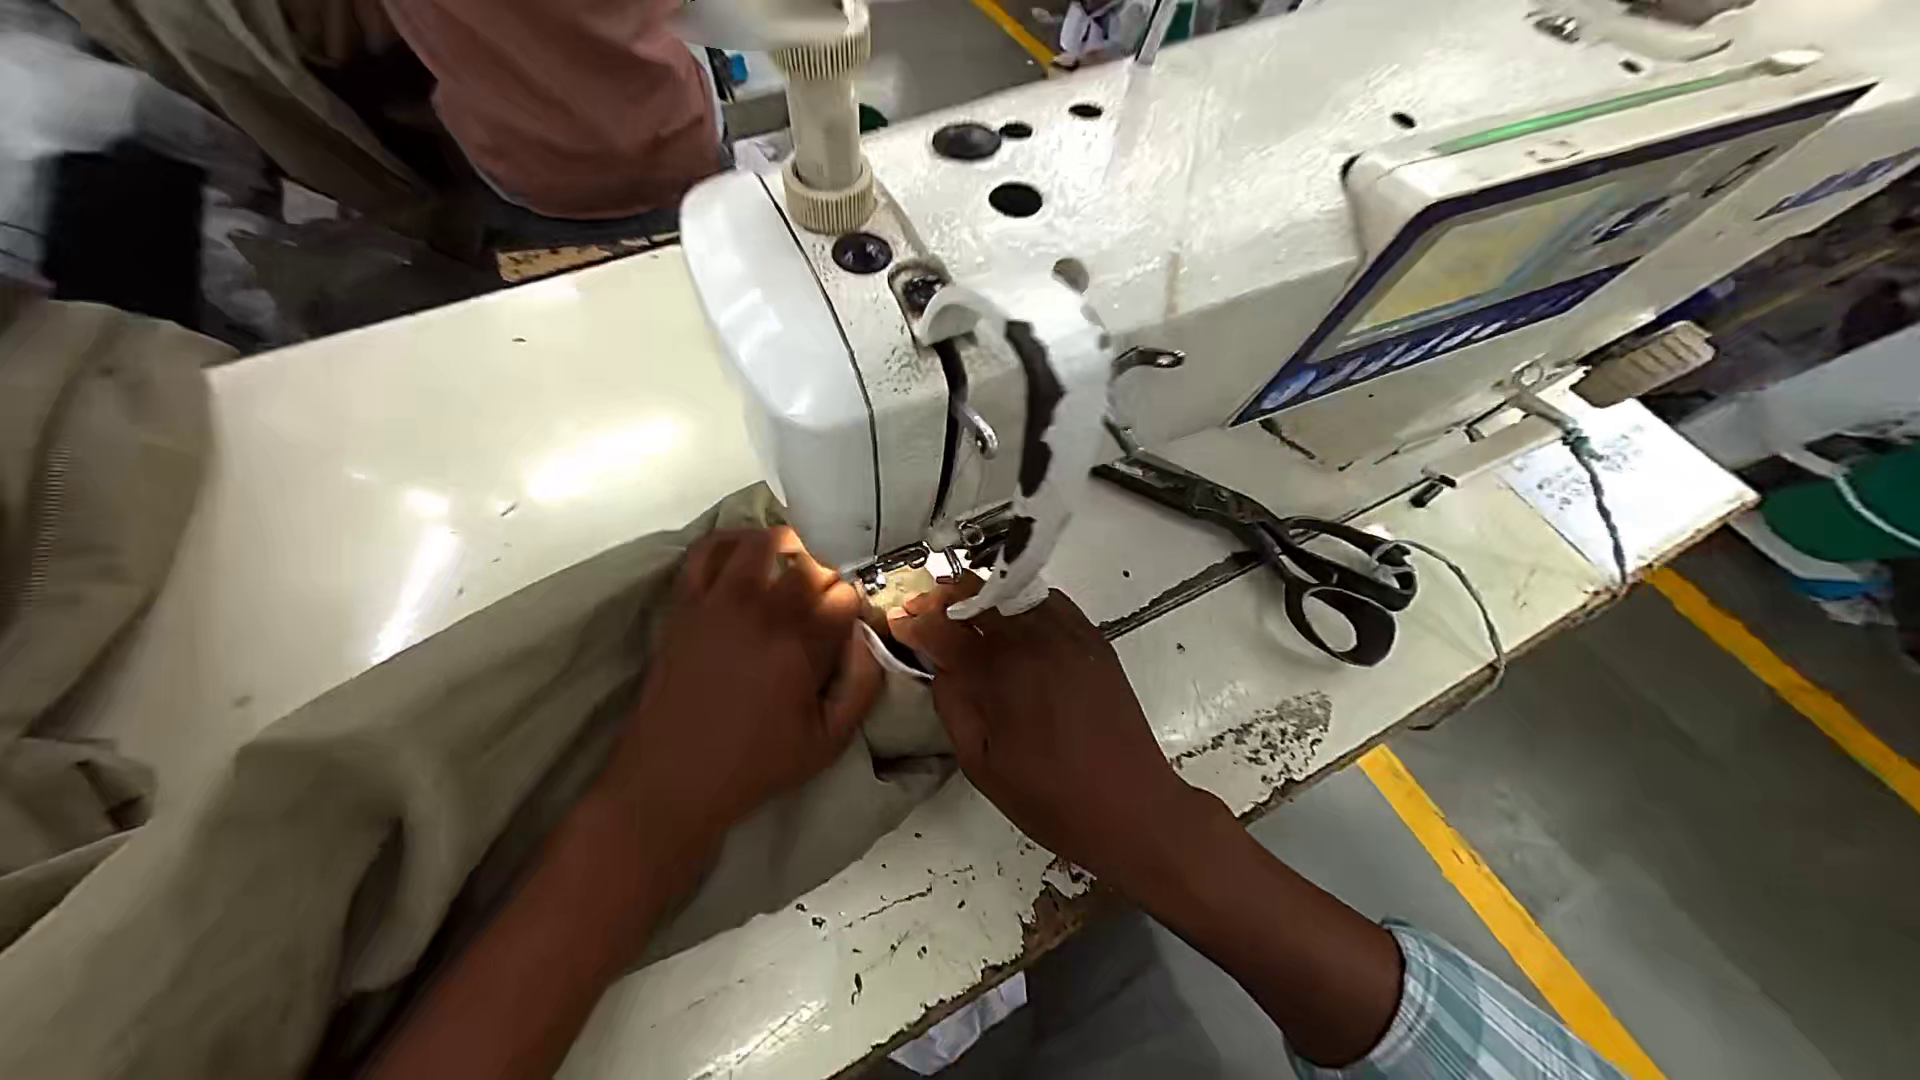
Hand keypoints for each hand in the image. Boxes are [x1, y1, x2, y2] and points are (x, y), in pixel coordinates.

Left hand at [603, 528, 883, 857]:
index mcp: (801, 645)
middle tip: (820, 606)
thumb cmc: (756, 763)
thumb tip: (866, 638)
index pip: (844, 595)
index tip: (846, 627)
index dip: (853, 608)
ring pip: (763, 542)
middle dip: (826, 580)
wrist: (672, 779)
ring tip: (788, 572)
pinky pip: (707, 549)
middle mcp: (762, 612)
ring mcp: (719, 601)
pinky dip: (731, 541)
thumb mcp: (830, 740)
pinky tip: (744, 557)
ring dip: (787, 550)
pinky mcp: (686, 603)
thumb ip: (863, 685)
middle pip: (810, 564)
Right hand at [889, 574, 1220, 889]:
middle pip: (978, 594)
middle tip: (928, 611)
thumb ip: (953, 704)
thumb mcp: (981, 763)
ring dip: (981, 595)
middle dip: (944, 598)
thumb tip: (939, 665)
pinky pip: (1049, 601)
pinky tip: (1011, 622)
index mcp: (1001, 674)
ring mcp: (1068, 634)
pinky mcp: (1093, 638)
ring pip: (1013, 591)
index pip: (944, 627)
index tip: (901, 622)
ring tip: (965, 612)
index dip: (915, 621)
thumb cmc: (1051, 798)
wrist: (1131, 805)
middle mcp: (1034, 641)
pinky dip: (1020, 602)